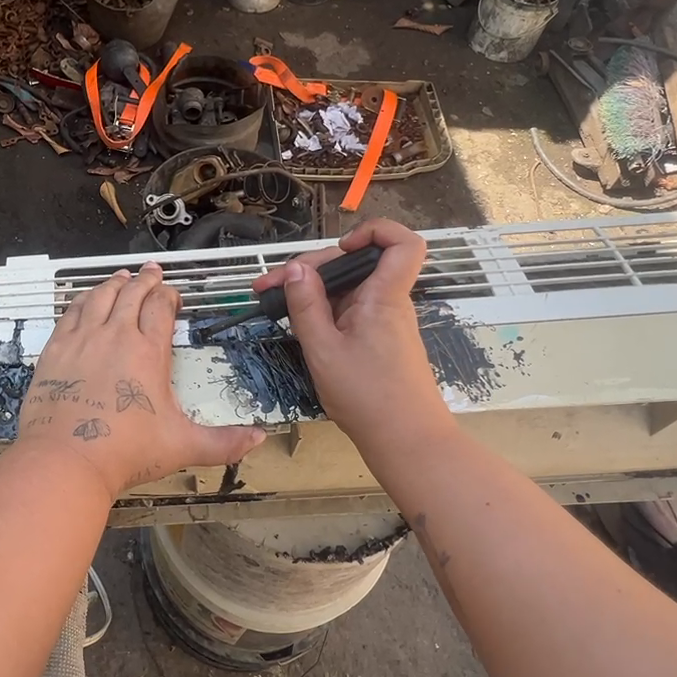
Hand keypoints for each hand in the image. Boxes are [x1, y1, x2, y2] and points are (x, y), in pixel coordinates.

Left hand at [18, 262, 265, 497]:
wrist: (67, 459)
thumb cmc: (125, 451)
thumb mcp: (182, 446)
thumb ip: (223, 442)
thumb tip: (258, 437)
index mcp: (148, 351)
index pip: (161, 307)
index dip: (168, 296)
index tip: (172, 296)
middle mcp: (116, 335)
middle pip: (132, 293)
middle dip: (145, 280)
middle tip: (152, 271)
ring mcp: (83, 338)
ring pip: (101, 296)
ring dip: (114, 283)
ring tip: (122, 276)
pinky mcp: (56, 348)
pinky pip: (72, 311)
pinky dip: (84, 299)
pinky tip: (87, 298)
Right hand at [251, 219, 453, 466]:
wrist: (408, 444)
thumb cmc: (368, 398)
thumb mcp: (324, 350)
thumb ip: (306, 306)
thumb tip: (294, 269)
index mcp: (384, 297)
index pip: (402, 243)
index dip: (374, 232)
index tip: (339, 249)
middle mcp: (388, 302)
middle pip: (354, 263)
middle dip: (309, 267)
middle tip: (268, 287)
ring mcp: (384, 321)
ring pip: (347, 286)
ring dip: (310, 289)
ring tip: (271, 302)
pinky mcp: (378, 339)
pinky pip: (348, 308)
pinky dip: (321, 308)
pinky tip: (296, 321)